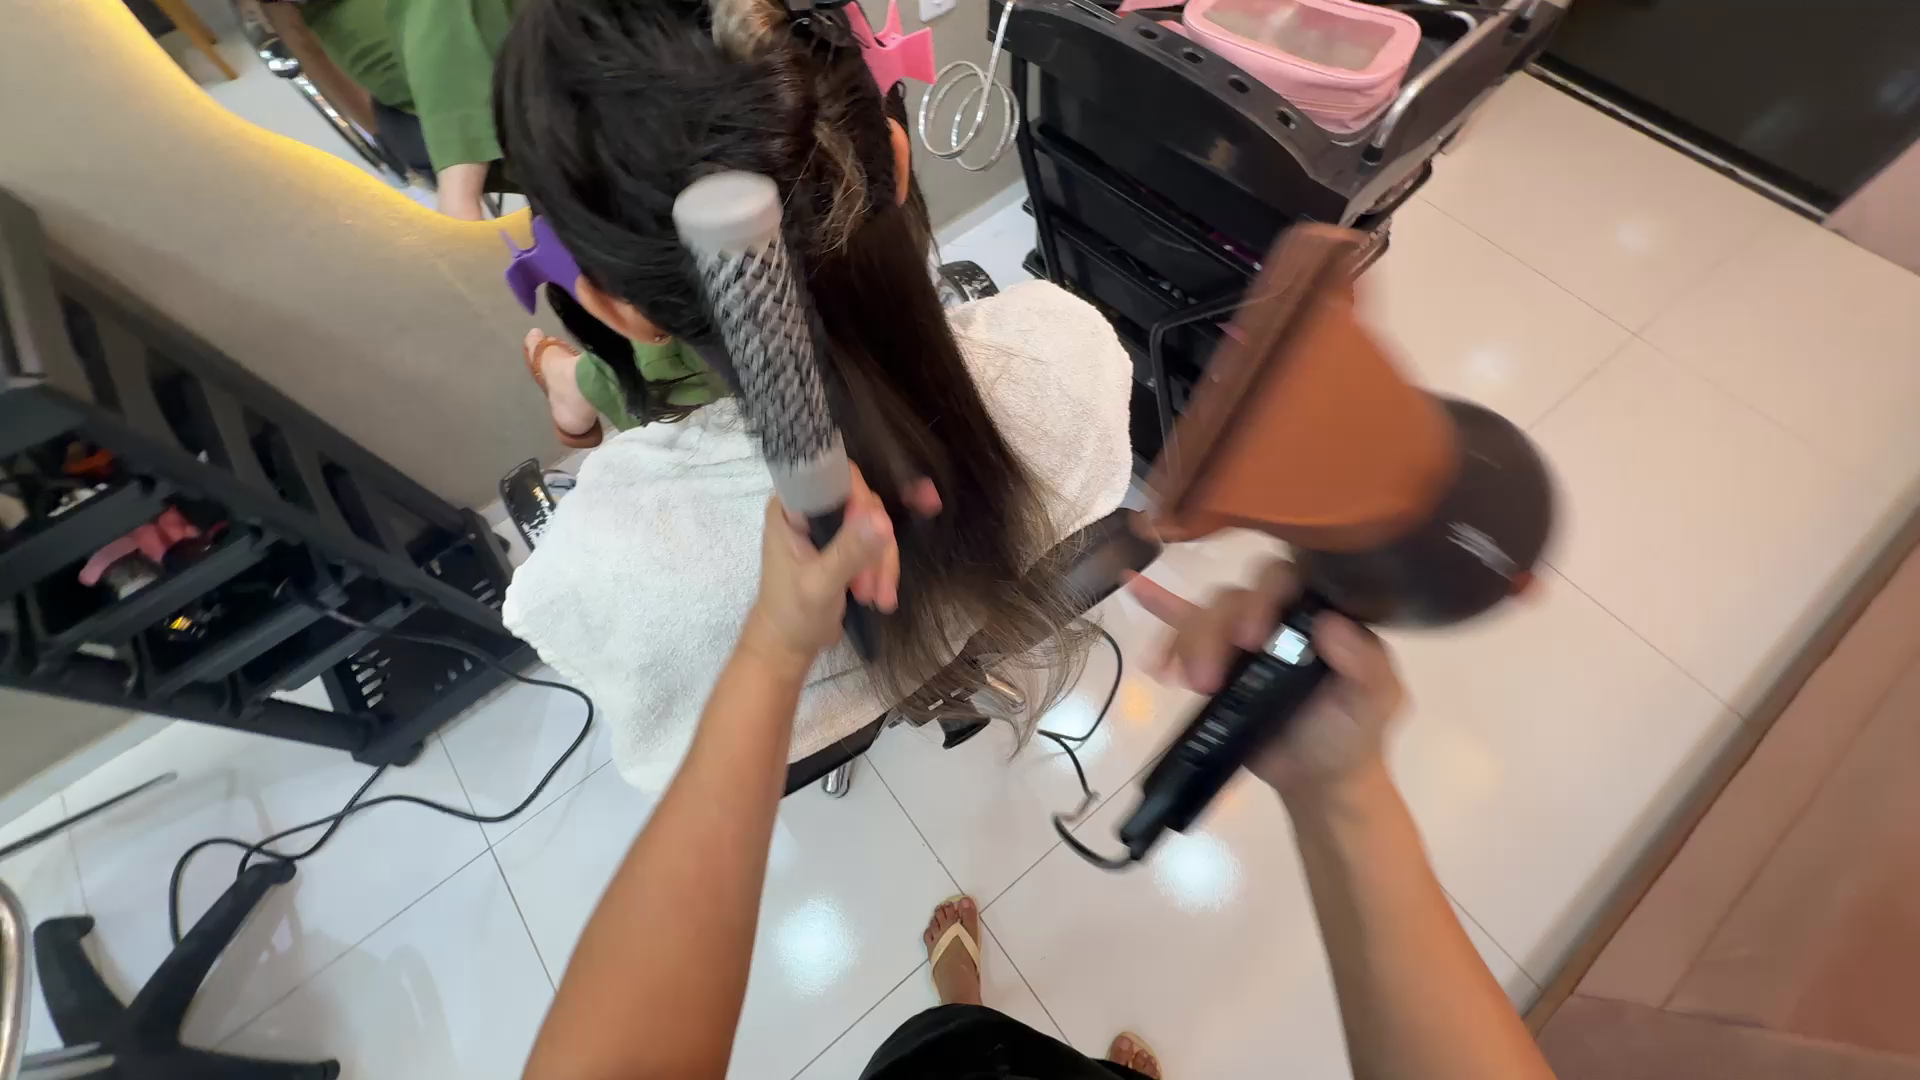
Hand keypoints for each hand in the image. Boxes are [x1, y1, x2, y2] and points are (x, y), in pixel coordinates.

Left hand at [743, 465, 896, 671]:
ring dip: (881, 564)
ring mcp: (828, 527)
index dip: (861, 500)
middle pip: (863, 504)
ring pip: (875, 526)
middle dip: (875, 546)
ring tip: (878, 599)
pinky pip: (875, 543)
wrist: (789, 646)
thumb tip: (883, 520)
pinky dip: (882, 569)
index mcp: (791, 507)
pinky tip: (881, 597)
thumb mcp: (820, 584)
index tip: (878, 531)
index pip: (834, 478)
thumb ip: (849, 551)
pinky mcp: (843, 544)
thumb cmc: (792, 615)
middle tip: (872, 586)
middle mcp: (810, 509)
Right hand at [1127, 559, 1404, 793]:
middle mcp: (1275, 613)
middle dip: (1212, 632)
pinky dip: (1158, 604)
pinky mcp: (1212, 656)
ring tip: (1183, 683)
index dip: (1261, 599)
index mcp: (1316, 611)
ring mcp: (1239, 634)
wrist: (1317, 779)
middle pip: (1231, 596)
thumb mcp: (1376, 702)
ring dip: (1186, 642)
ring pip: (1202, 614)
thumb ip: (1368, 664)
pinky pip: (1180, 620)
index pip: (1284, 579)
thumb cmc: (1350, 735)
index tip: (1252, 641)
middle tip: (1206, 680)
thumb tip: (1331, 624)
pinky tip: (1132, 585)